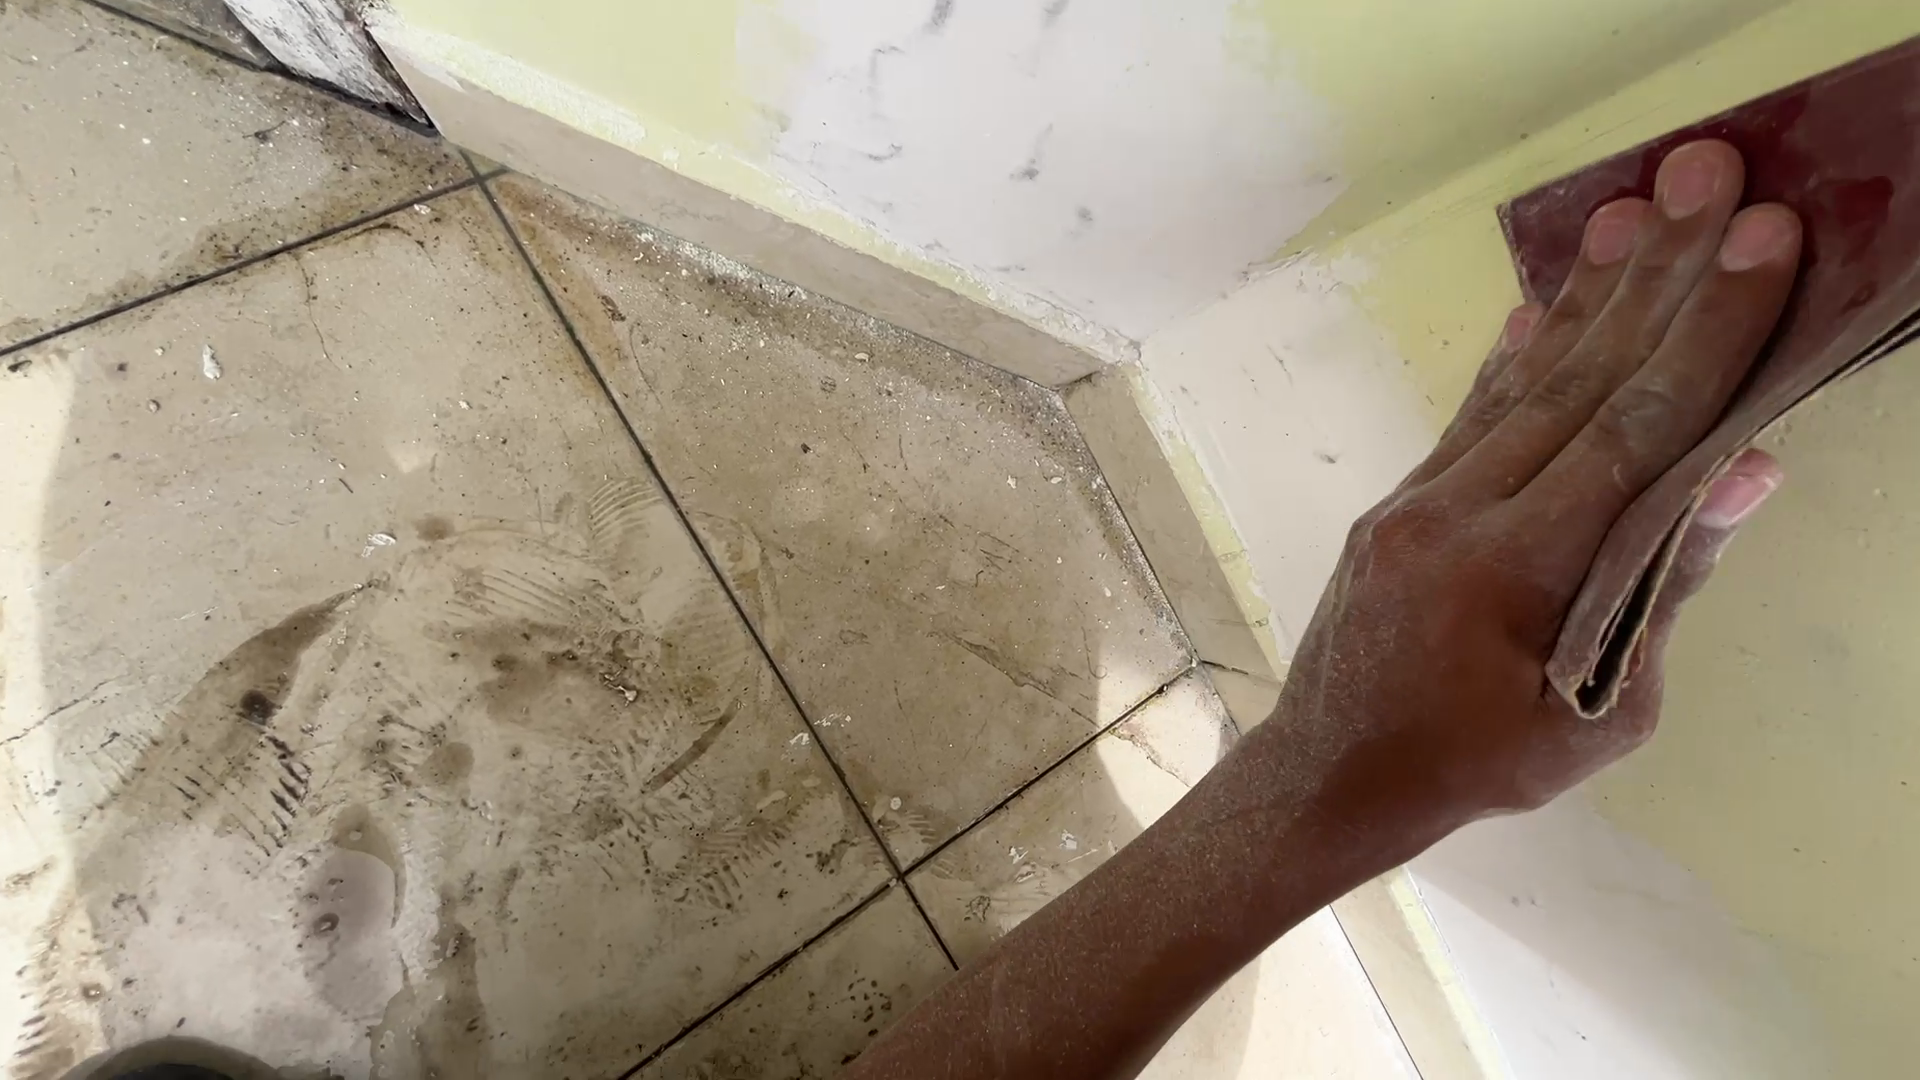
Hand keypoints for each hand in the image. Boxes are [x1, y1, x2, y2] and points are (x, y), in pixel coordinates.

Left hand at [1273, 139, 1799, 843]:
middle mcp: (1450, 515)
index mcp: (1512, 566)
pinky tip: (1533, 316)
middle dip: (1647, 282)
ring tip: (1626, 223)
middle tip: (1699, 177)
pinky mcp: (1388, 514)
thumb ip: (1655, 588)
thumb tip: (1735, 474)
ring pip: (1508, 396)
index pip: (1631, 429)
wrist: (1335, 763)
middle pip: (1569, 385)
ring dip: (1576, 308)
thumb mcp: (1596, 709)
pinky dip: (1504, 372)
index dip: (1703, 333)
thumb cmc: (1473, 760)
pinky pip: (1459, 431)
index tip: (1762, 238)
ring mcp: (1408, 508)